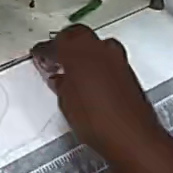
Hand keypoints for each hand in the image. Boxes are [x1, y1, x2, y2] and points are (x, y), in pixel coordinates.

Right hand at [31, 25, 168, 159]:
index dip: (43, 52)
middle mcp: (97, 48)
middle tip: (55, 55)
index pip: (52, 45)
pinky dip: (97, 62)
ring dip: (83, 51)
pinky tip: (91, 78)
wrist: (132, 138)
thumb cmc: (99, 120)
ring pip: (94, 43)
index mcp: (75, 50)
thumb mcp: (65, 102)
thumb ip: (60, 83)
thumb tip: (61, 79)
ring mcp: (116, 57)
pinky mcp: (128, 70)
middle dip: (64, 43)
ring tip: (73, 67)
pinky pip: (108, 57)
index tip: (39, 55)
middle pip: (75, 34)